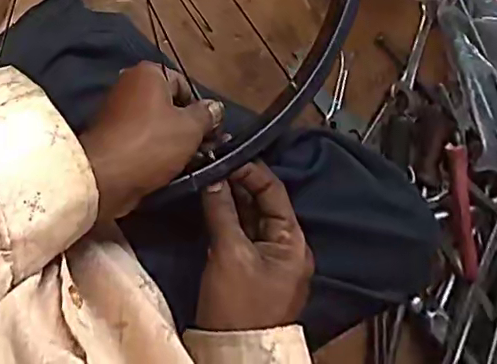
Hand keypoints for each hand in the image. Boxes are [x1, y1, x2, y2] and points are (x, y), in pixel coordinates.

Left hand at [77, 63, 222, 226]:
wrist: (107, 173)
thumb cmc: (152, 142)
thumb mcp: (189, 128)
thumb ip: (206, 115)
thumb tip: (216, 106)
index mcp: (146, 73)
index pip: (183, 83)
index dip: (200, 106)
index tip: (212, 130)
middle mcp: (130, 83)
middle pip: (169, 102)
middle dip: (189, 125)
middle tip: (206, 148)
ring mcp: (119, 107)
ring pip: (157, 121)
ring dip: (175, 139)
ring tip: (193, 161)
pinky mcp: (114, 131)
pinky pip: (143, 134)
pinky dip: (157, 147)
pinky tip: (172, 166)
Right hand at [196, 161, 313, 331]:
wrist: (234, 354)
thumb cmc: (240, 305)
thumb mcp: (229, 252)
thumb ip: (221, 208)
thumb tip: (213, 173)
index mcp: (292, 242)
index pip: (273, 189)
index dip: (249, 167)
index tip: (221, 153)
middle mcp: (283, 244)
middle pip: (260, 197)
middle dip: (235, 176)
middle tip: (208, 156)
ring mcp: (265, 253)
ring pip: (246, 209)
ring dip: (227, 190)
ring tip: (204, 168)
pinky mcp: (247, 260)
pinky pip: (237, 223)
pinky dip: (222, 207)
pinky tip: (205, 193)